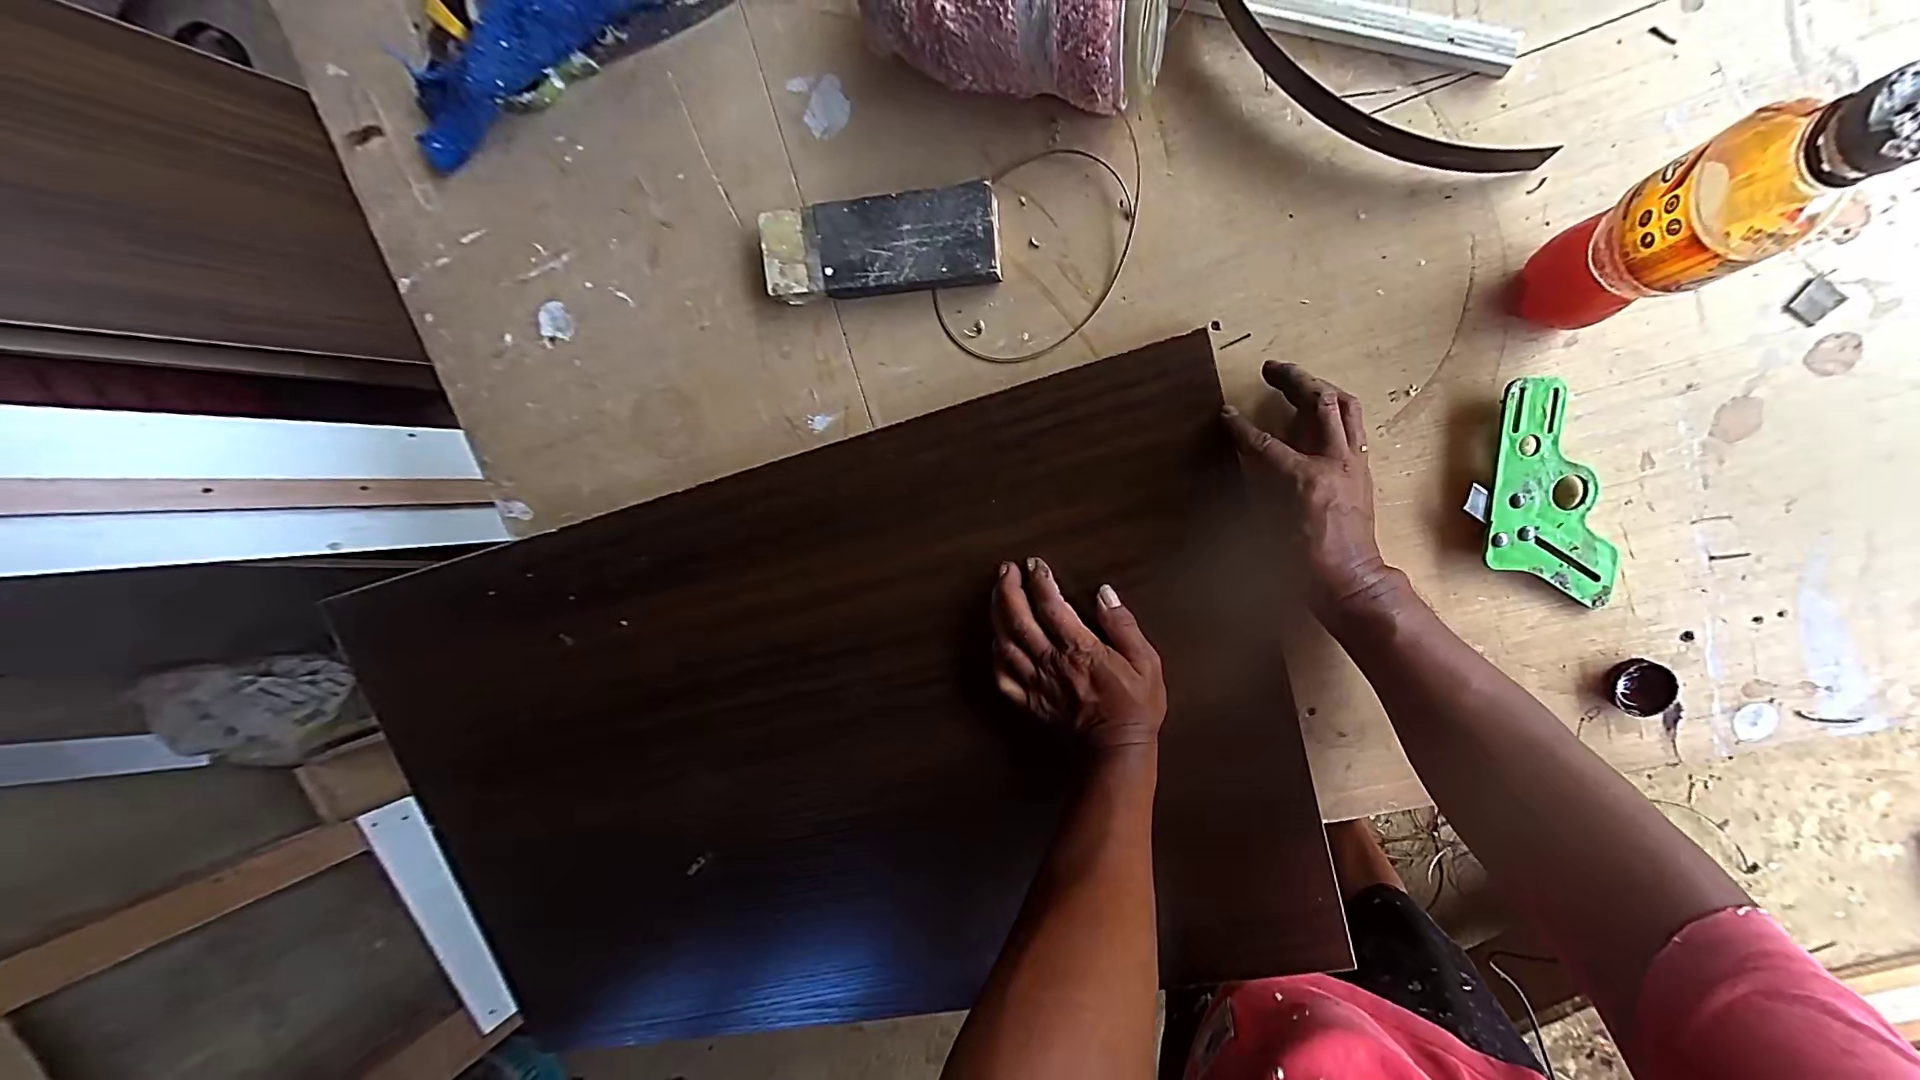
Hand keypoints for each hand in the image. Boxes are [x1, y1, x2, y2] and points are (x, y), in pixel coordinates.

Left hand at [990, 558, 1165, 750]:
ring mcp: (1036, 682)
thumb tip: (1105, 593)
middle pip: (1018, 618)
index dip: (1040, 580)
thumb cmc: (1134, 707)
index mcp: (1079, 649)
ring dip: (997, 613)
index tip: (1035, 564)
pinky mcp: (1029, 701)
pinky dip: (994, 653)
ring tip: (997, 592)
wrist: (1116, 751)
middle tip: (1007, 569)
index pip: (1051, 605)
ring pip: (1005, 642)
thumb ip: (1123, 625)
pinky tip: (996, 639)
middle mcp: (1051, 662)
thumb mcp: (1145, 662)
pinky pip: (1002, 674)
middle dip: (1008, 588)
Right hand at [1221, 361, 1391, 613]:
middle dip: (1294, 380)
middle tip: (1272, 369)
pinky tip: (1321, 415)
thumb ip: (1255, 484)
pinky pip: (1353, 427)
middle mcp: (1334, 461)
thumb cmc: (1301, 561)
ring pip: (1345, 407)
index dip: (1240, 427)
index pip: (1264, 442)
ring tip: (1300, 382)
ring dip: (1321, 388)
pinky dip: (1336, 413)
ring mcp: (1353, 462)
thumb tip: (1243, 456)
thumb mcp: (1266, 523)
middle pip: (1319, 402)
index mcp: (1304, 477)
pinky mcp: (1363, 468)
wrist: (1349, 578)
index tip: (1225, 413)